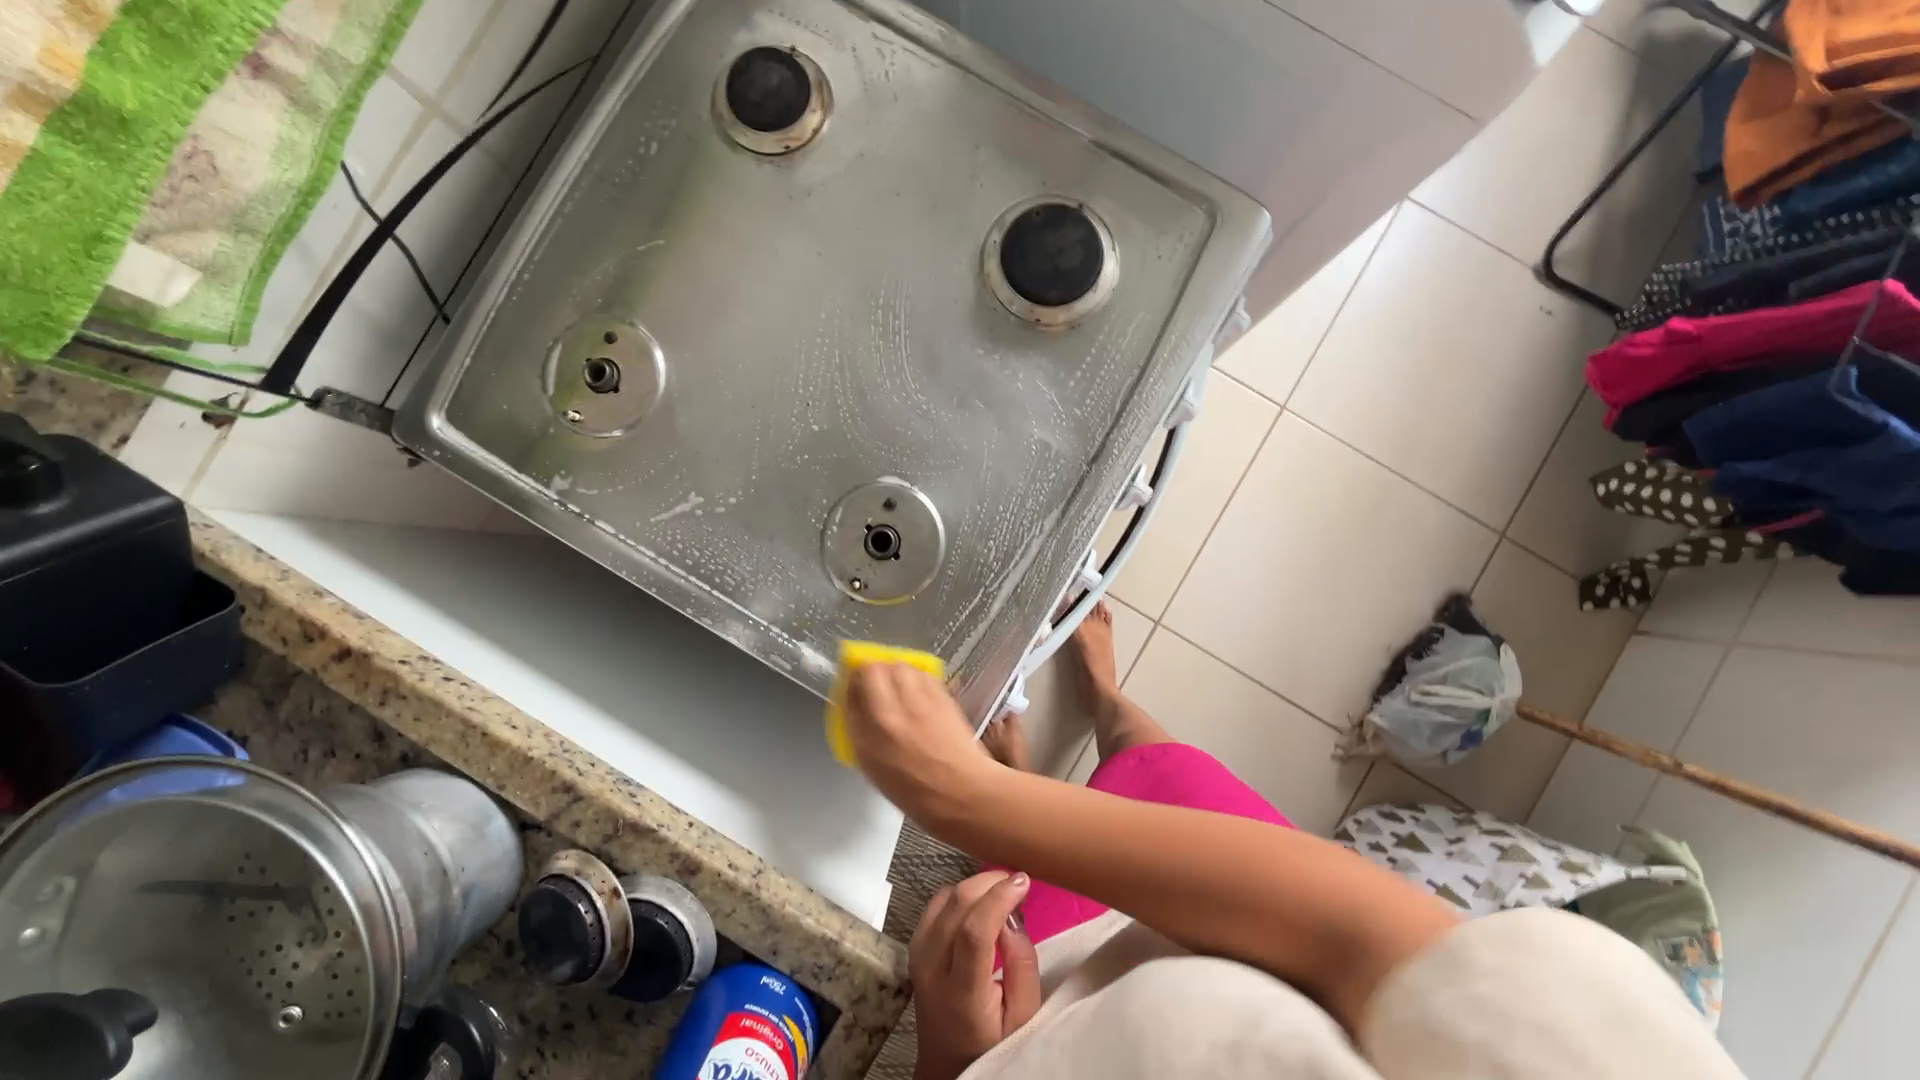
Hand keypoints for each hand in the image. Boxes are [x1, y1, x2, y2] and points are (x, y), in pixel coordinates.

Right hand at [845, 663, 998, 822]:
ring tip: (896, 685)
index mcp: (869, 730)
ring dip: (894, 671)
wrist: (959, 791)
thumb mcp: (872, 764)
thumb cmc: (914, 789)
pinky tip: (917, 692)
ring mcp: (920, 699)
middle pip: (874, 668)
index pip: (852, 689)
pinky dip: (916, 677)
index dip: (852, 685)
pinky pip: (923, 674)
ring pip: (900, 665)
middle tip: (874, 684)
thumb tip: (856, 705)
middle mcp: (892, 708)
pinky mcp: (943, 695)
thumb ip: (860, 729)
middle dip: (871, 672)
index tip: (856, 691)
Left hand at [910, 871, 1040, 1079]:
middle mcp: (931, 966)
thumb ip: (1023, 966)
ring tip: (1003, 897)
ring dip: (976, 885)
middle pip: (956, 904)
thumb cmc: (992, 1043)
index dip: (998, 898)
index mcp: (960, 992)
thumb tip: (1012, 918)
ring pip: (944, 897)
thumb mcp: (1023, 1017)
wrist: (946, 1064)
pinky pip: (935, 903)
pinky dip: (960, 893)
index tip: (1024, 882)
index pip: (974, 930)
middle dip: (991, 883)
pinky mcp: (914, 945)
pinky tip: (979, 904)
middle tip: (1018, 887)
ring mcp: (917, 953)